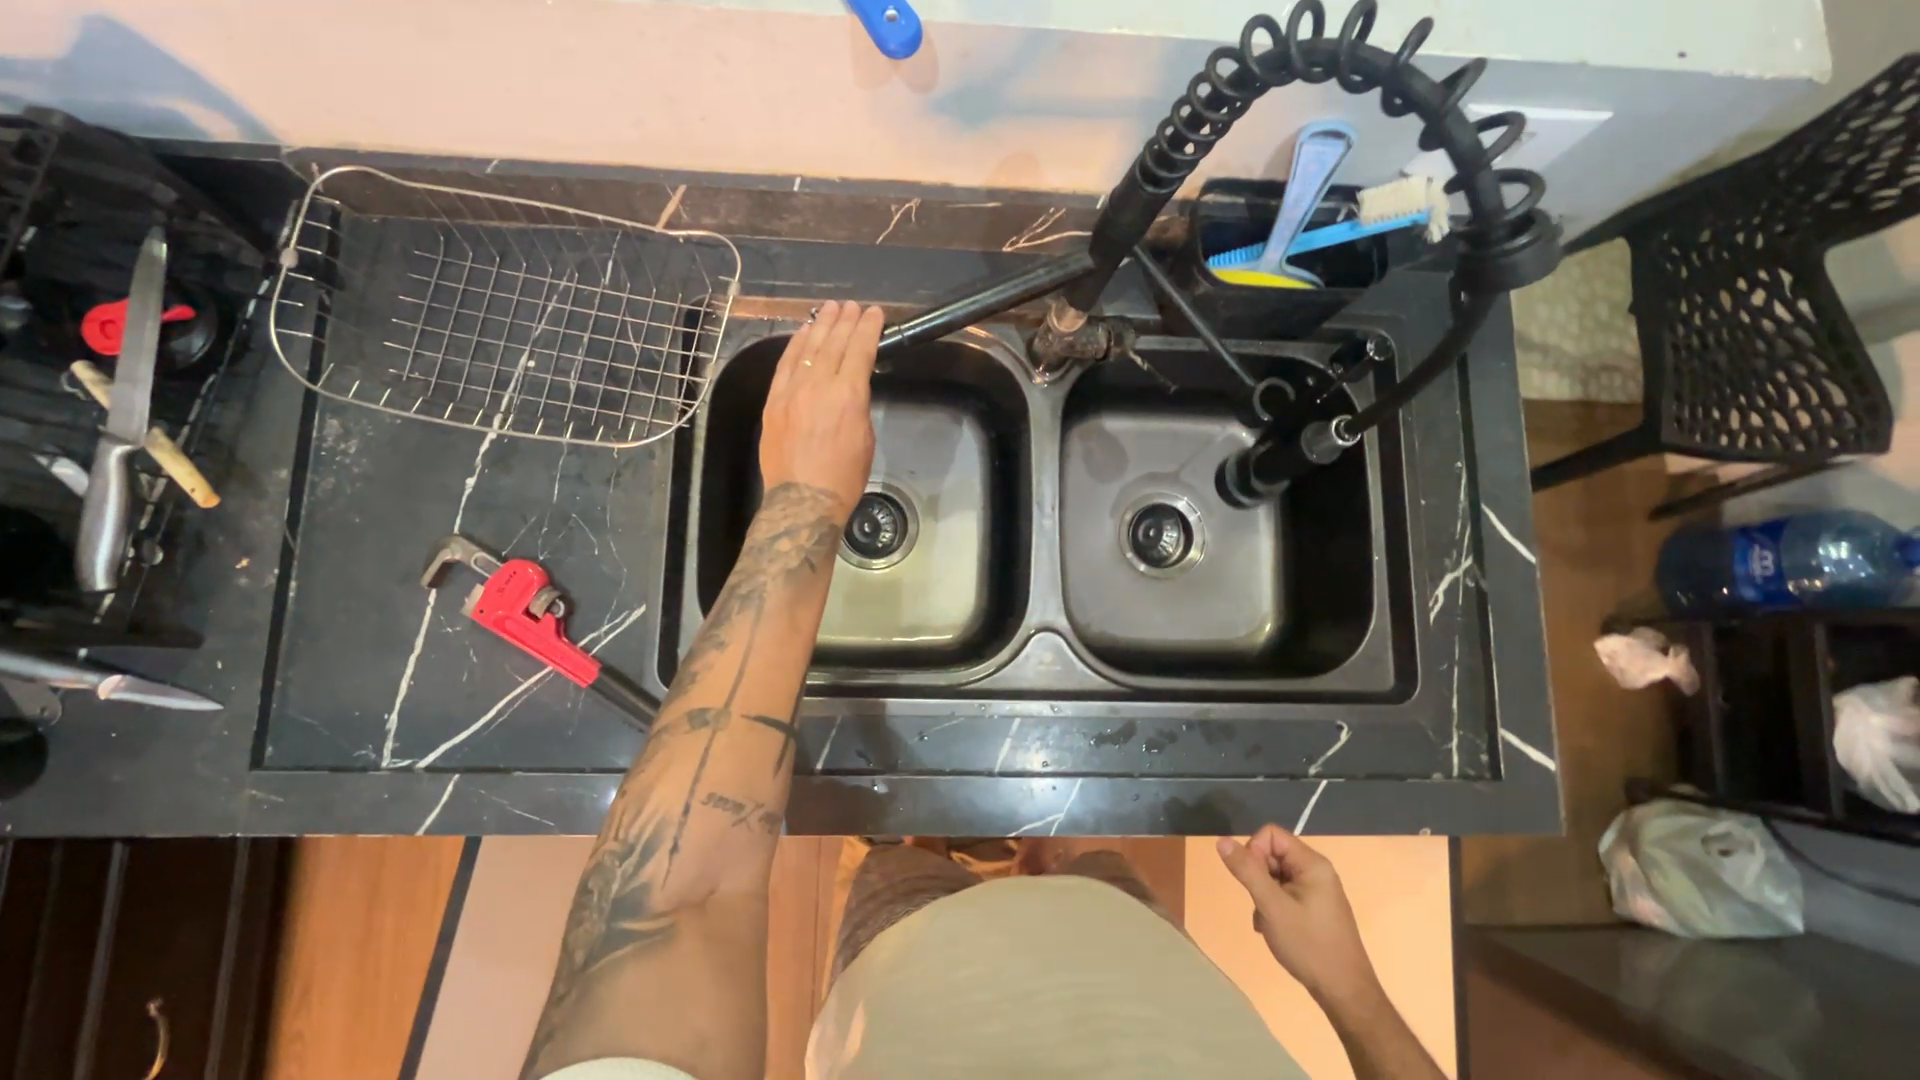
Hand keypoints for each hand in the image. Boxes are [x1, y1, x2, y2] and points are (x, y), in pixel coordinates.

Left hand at [759, 301, 883, 521]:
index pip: (860, 349)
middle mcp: (818, 385)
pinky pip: (785, 364)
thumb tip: (851, 388)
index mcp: (848, 395)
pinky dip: (795, 345)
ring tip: (830, 309)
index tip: (874, 313)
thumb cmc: (844, 477)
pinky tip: (802, 333)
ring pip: (807, 347)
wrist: (803, 499)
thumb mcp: (865, 438)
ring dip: (820, 325)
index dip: (868, 328)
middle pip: (833, 342)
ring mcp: (791, 391)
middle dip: (844, 320)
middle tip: (852, 305)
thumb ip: (858, 405)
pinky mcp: (773, 401)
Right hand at [1216, 826, 1382, 1011]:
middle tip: (1262, 905)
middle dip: (1258, 877)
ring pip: (1274, 876)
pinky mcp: (1313, 907)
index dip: (1253, 851)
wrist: (1344, 991)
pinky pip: (1283, 893)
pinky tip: (1274, 929)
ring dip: (1262, 896)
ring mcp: (1316, 890)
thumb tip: (1221, 841)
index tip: (1254, 882)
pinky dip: (1272, 907)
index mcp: (1312, 864)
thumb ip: (1247, 871)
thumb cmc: (1309, 946)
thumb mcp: (1272, 907)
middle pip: (1271, 854)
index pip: (1270, 834)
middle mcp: (1316, 871)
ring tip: (1269, 922)